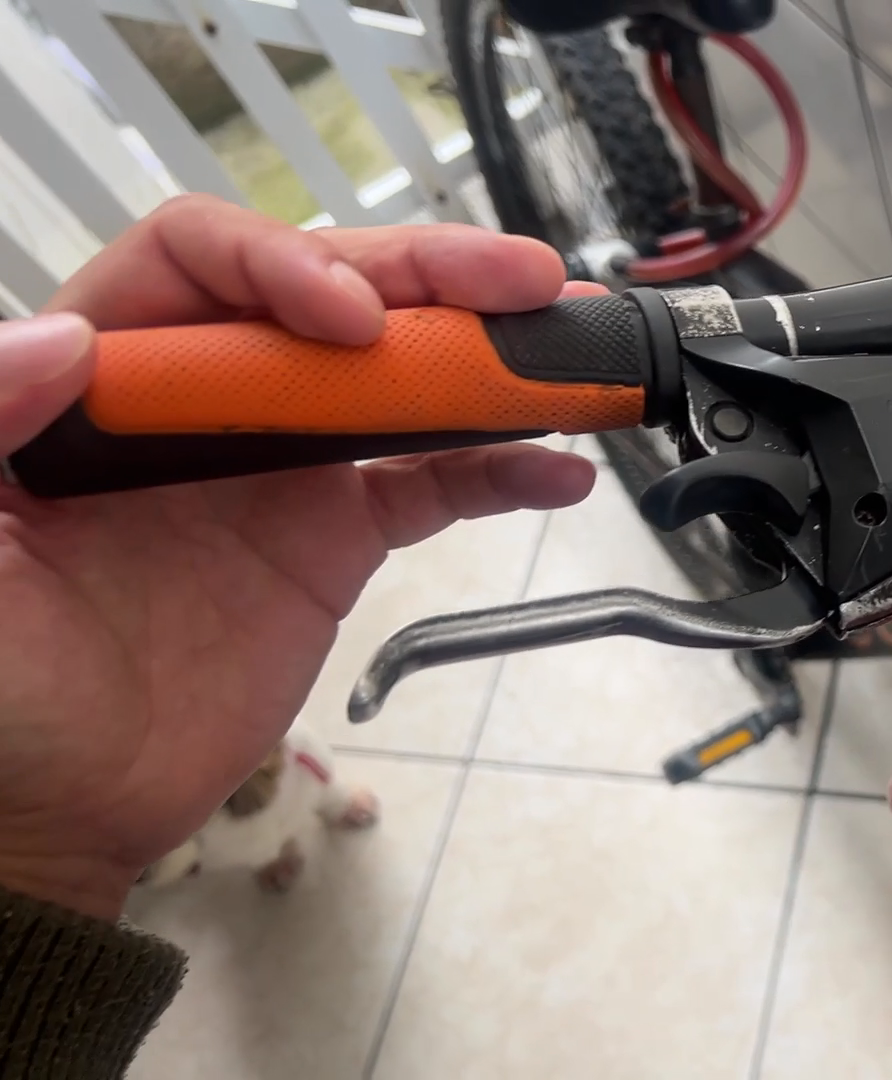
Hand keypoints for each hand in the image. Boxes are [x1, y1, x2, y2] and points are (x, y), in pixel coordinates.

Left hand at [0, 196, 598, 919]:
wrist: (63, 803)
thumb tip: (61, 336)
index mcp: (113, 378)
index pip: (206, 265)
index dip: (290, 266)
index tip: (357, 322)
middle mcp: (220, 403)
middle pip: (344, 302)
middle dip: (438, 280)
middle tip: (531, 280)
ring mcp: (298, 467)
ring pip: (412, 387)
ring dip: (497, 367)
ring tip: (574, 361)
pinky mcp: (350, 531)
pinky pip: (442, 487)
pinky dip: (509, 476)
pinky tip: (562, 475)